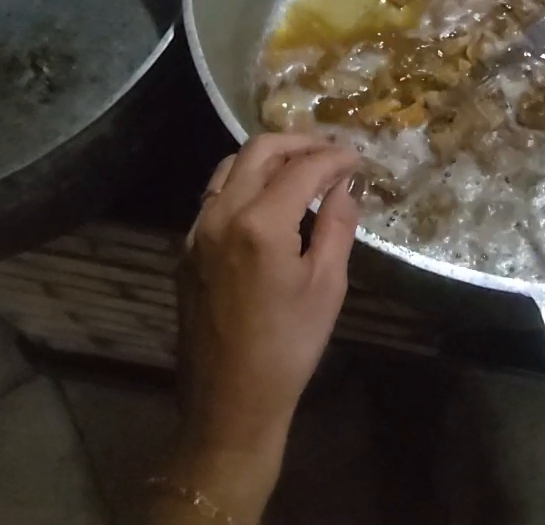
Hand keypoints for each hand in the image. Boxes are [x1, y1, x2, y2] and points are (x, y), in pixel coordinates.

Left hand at [152, 134, 361, 524]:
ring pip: (231, 166)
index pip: (303, 168)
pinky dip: (245, 180)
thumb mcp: (327, 285)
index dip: (334, 157)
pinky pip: (216, 193)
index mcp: (260, 223)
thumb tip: (344, 186)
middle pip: (260, 150)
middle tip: (331, 153)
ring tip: (301, 167)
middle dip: (299, 143)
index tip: (357, 159)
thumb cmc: (288, 346)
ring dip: (268, 157)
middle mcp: (222, 214)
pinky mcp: (187, 246)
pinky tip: (269, 197)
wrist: (229, 401)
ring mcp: (197, 229)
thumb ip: (337, 224)